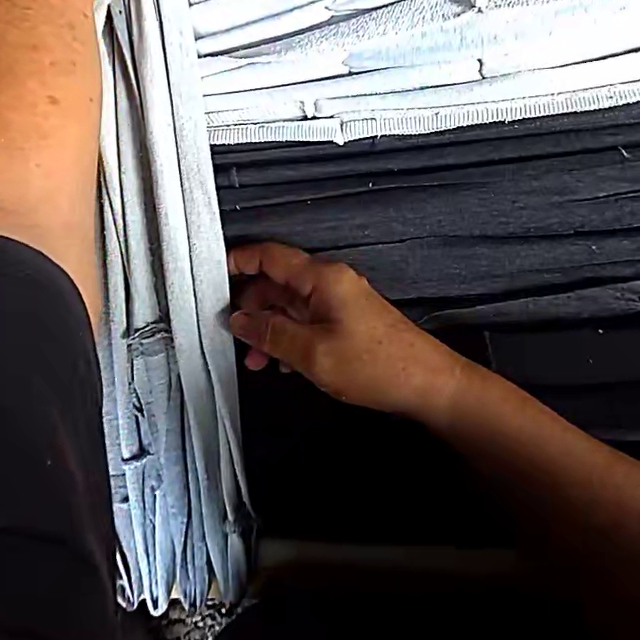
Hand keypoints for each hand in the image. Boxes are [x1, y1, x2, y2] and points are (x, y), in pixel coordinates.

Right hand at [228, 242, 470, 421]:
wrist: (426, 382)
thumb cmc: (372, 365)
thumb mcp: (312, 353)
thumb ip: (271, 333)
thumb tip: (238, 320)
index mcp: (322, 278)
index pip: (272, 256)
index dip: (240, 261)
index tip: (214, 276)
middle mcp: (331, 282)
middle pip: (279, 282)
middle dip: (252, 307)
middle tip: (232, 335)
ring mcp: (341, 300)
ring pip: (292, 305)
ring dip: (270, 328)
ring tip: (254, 360)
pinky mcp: (348, 319)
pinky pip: (309, 319)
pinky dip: (291, 336)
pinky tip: (282, 362)